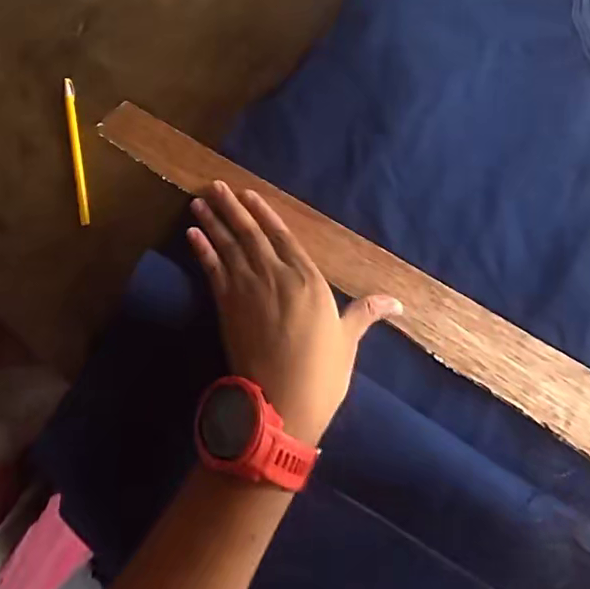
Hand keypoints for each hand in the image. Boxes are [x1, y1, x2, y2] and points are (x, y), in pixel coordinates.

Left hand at [187, 181, 401, 443]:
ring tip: (200, 200)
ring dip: (213, 221)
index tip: (248, 194)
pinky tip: (192, 232)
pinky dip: (201, 248)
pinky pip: (212, 268)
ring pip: (228, 245)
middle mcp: (276, 275)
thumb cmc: (321, 375)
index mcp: (308, 279)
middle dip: (232, 207)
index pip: (283, 236)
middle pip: (251, 233)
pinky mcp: (226, 304)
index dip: (264, 213)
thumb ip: (365, 313)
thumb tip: (397, 302)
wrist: (281, 403)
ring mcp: (248, 287)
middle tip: (216, 185)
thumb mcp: (347, 341)